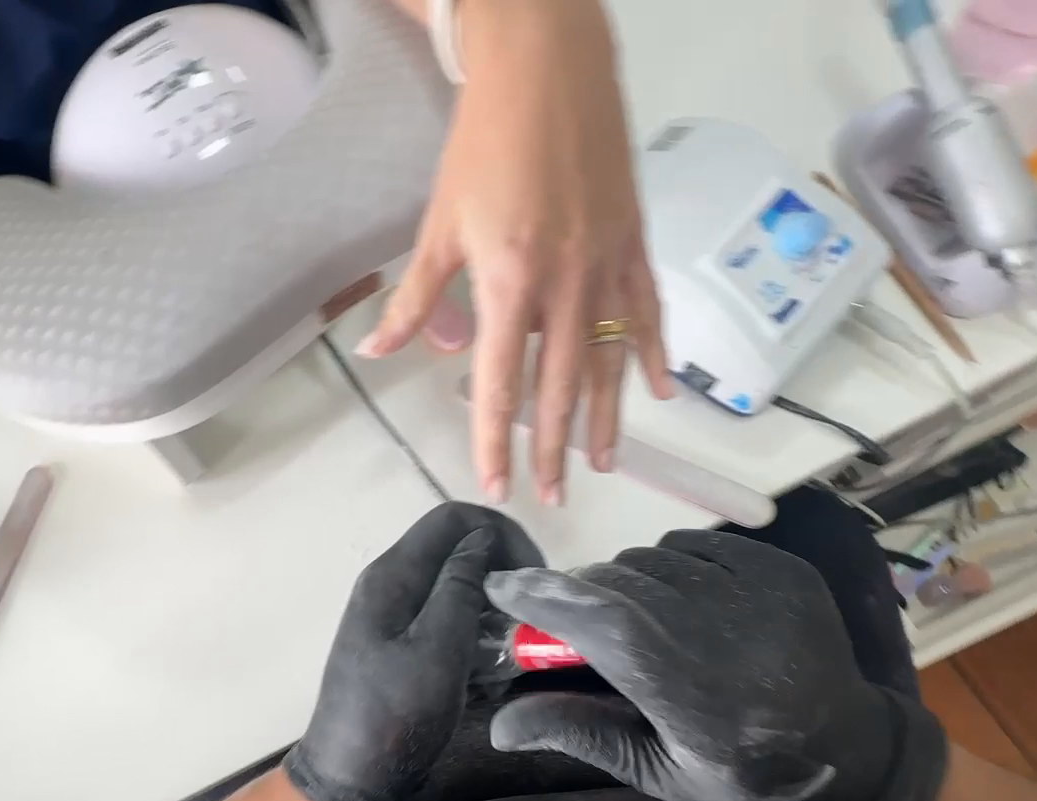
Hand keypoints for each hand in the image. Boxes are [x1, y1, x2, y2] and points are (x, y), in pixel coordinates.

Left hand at [285, 503, 543, 800]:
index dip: (502, 534)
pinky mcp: (399, 646)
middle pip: (455, 549)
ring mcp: (391, 616)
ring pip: (453, 587)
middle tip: (532, 616)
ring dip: (490, 610)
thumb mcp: (438, 648)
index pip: (453, 518)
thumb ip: (460, 586)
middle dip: (501, 572)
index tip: (537, 577)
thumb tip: (482, 539)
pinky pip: (444, 621)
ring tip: (514, 650)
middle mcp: (389, 584)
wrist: (349, 777)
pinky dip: (473, 636)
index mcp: (393, 575)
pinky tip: (489, 673)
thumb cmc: (395, 714)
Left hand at [359, 0, 673, 507]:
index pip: (501, 382)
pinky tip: (657, 393)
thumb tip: (379, 352)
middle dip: (555, 447)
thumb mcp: (438, 226)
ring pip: (610, 358)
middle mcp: (566, 282)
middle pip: (560, 385)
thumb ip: (416, 300)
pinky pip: (647, 311)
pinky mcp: (634, 242)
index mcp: (510, 280)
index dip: (496, 440)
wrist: (547, 69)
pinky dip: (652, 354)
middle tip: (556, 494)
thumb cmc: (482, 146)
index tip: (497, 485)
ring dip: (607, 417)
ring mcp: (608, 263)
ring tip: (605, 462)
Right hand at [482, 532, 947, 800]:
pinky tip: (670, 598)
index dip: (545, 598)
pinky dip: (661, 564)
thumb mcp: (653, 768)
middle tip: (559, 617)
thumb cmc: (740, 774)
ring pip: (649, 558)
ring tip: (624, 614)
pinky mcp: (780, 569)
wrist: (852, 752)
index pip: (605, 625)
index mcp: (697, 700)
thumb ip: (577, 732)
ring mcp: (762, 594)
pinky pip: (689, 544)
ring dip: (616, 580)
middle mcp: (730, 636)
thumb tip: (497, 726)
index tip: (501, 587)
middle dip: (572, 592)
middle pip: (619, 584)